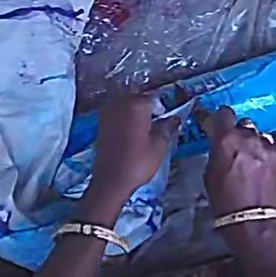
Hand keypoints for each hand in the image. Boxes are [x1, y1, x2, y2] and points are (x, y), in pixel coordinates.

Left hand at [81, 93, 175, 224]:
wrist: (111, 179)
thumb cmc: (138, 162)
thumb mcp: (159, 146)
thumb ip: (167, 128)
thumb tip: (174, 119)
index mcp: (137, 104)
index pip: (154, 98)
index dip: (162, 108)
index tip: (166, 119)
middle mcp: (121, 102)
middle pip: (137, 97)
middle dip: (146, 107)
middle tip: (155, 121)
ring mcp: (108, 111)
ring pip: (125, 103)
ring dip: (134, 110)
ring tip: (143, 126)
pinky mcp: (101, 122)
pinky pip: (116, 112)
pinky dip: (123, 117)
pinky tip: (130, 130)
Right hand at [202, 106, 275, 255]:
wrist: (252, 222)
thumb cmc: (224, 201)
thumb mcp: (209, 174)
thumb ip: (216, 152)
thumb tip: (219, 145)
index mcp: (227, 140)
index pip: (224, 113)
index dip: (218, 117)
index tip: (214, 122)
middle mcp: (249, 138)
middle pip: (243, 124)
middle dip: (237, 132)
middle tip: (232, 146)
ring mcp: (267, 148)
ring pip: (257, 135)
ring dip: (251, 142)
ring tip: (248, 158)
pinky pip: (269, 149)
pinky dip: (263, 155)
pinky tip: (259, 169)